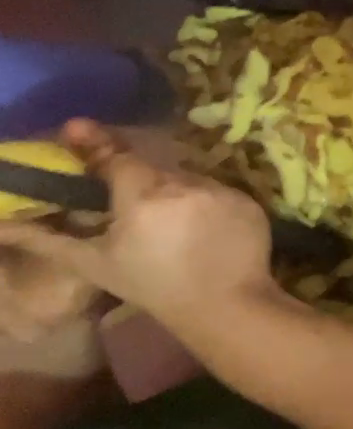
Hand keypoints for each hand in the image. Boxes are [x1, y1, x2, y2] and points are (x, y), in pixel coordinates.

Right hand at [0, 120, 274, 319]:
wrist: (224, 300)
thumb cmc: (150, 283)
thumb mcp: (91, 261)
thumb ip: (45, 237)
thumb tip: (1, 225)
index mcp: (145, 196)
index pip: (118, 159)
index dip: (98, 146)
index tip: (78, 128)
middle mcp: (189, 185)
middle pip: (155, 170)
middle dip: (137, 179)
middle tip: (126, 200)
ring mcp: (225, 191)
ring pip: (188, 180)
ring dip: (173, 192)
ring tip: (166, 223)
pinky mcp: (251, 201)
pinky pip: (218, 193)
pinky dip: (203, 203)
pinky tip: (196, 227)